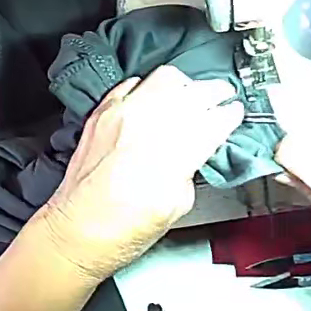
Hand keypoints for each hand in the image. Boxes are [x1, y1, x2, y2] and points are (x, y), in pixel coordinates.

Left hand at [29, 66, 243, 281]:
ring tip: (191, 97)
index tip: (234, 113)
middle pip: (193, 92)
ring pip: (165, 78)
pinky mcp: (101, 114)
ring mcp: (119, 116)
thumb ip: (192, 168)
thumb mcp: (176, 206)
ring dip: (184, 86)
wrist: (76, 232)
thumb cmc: (120, 231)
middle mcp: (144, 128)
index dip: (229, 115)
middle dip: (214, 94)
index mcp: (169, 157)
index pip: (212, 119)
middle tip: (221, 99)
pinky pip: (131, 84)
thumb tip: (199, 147)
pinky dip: (148, 88)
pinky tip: (154, 100)